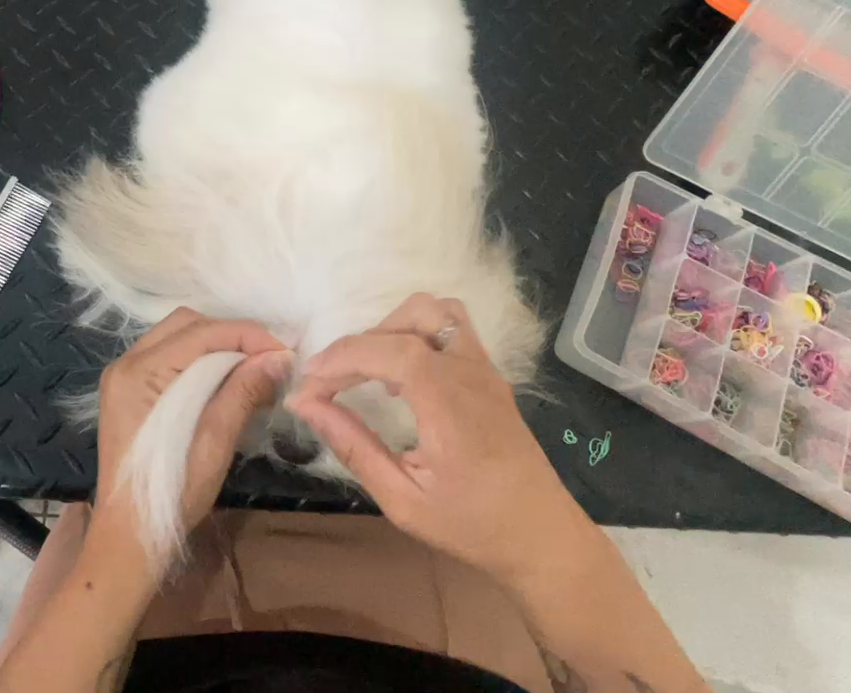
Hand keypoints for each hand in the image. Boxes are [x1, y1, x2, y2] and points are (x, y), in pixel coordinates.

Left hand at [91, 307, 292, 558]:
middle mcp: (126, 363)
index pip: (201, 333)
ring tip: (254, 368)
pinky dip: (200, 359)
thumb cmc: (171, 496)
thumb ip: (242, 393)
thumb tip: (279, 357)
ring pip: (178, 336)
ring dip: (218, 345)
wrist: (129, 538)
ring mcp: (124, 375)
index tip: (285, 351)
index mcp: (140, 374)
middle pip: (188, 325)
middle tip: (271, 359)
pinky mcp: (129, 389)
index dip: (247, 335)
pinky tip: (226, 378)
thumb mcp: (213, 444)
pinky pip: (169, 355)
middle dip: (233, 335)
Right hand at [285, 293, 596, 585]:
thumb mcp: (403, 501)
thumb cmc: (474, 526)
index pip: (388, 350)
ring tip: (370, 371)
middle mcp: (470, 372)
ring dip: (392, 329)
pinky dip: (416, 335)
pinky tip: (402, 377)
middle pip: (409, 317)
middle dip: (361, 343)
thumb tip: (304, 405)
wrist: (545, 540)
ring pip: (435, 310)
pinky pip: (450, 328)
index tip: (309, 388)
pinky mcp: (489, 374)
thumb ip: (353, 446)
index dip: (341, 358)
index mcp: (450, 403)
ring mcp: (484, 368)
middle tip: (333, 384)